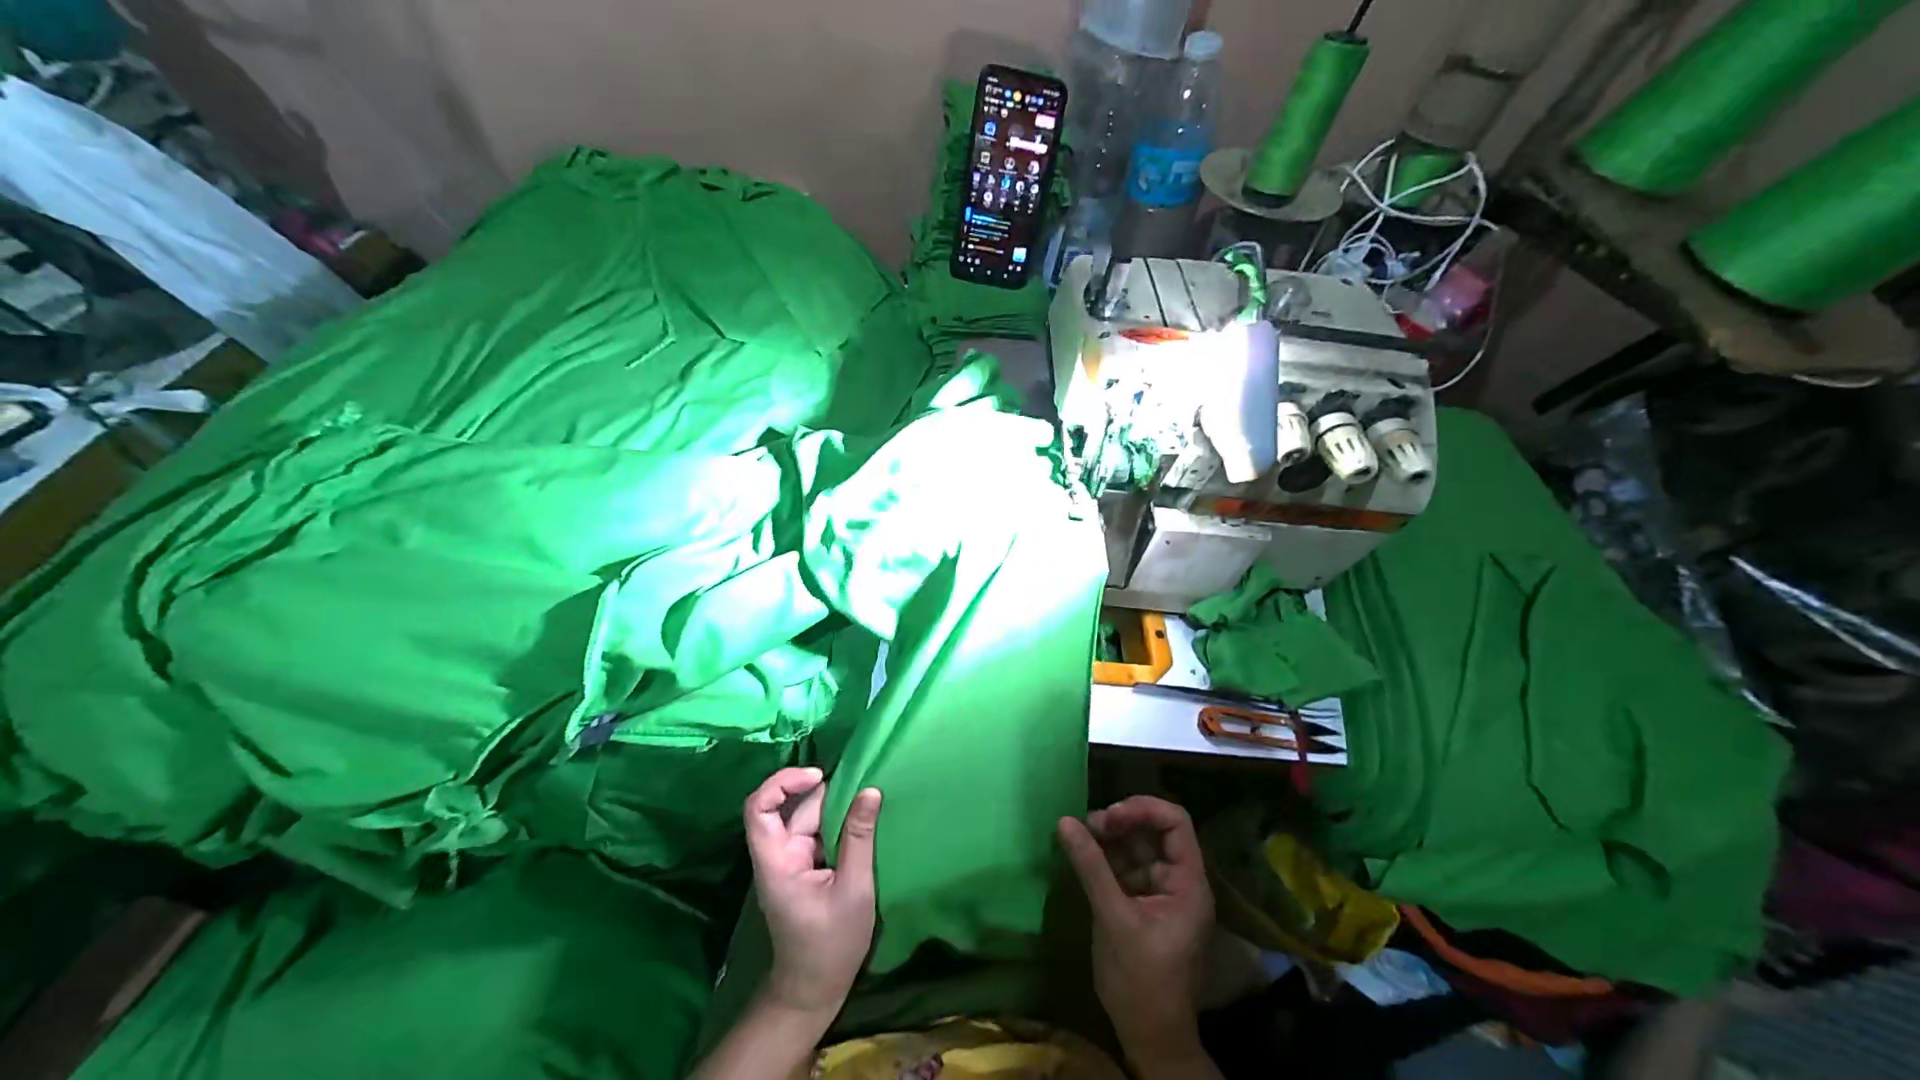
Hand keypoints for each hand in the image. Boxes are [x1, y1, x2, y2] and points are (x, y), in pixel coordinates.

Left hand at [744, 767, 881, 1018]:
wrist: (815, 990)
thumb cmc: (831, 945)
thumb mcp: (854, 890)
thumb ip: (859, 838)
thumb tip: (870, 791)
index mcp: (776, 862)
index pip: (759, 809)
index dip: (782, 782)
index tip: (819, 776)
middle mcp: (778, 855)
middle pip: (792, 809)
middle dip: (825, 794)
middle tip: (863, 788)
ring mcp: (790, 861)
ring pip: (807, 818)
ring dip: (835, 807)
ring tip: (867, 802)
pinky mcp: (803, 868)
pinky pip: (817, 833)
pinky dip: (837, 822)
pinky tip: (861, 820)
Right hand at [1058, 796, 1215, 1072]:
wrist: (1150, 1036)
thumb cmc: (1141, 979)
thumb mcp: (1113, 918)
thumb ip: (1091, 867)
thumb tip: (1065, 821)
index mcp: (1188, 882)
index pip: (1175, 823)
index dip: (1143, 809)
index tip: (1108, 817)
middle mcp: (1178, 881)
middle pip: (1154, 832)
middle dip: (1120, 822)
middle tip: (1087, 826)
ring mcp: (1160, 893)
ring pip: (1136, 848)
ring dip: (1109, 838)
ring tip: (1079, 837)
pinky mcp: (1141, 904)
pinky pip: (1124, 869)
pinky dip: (1104, 859)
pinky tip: (1082, 855)